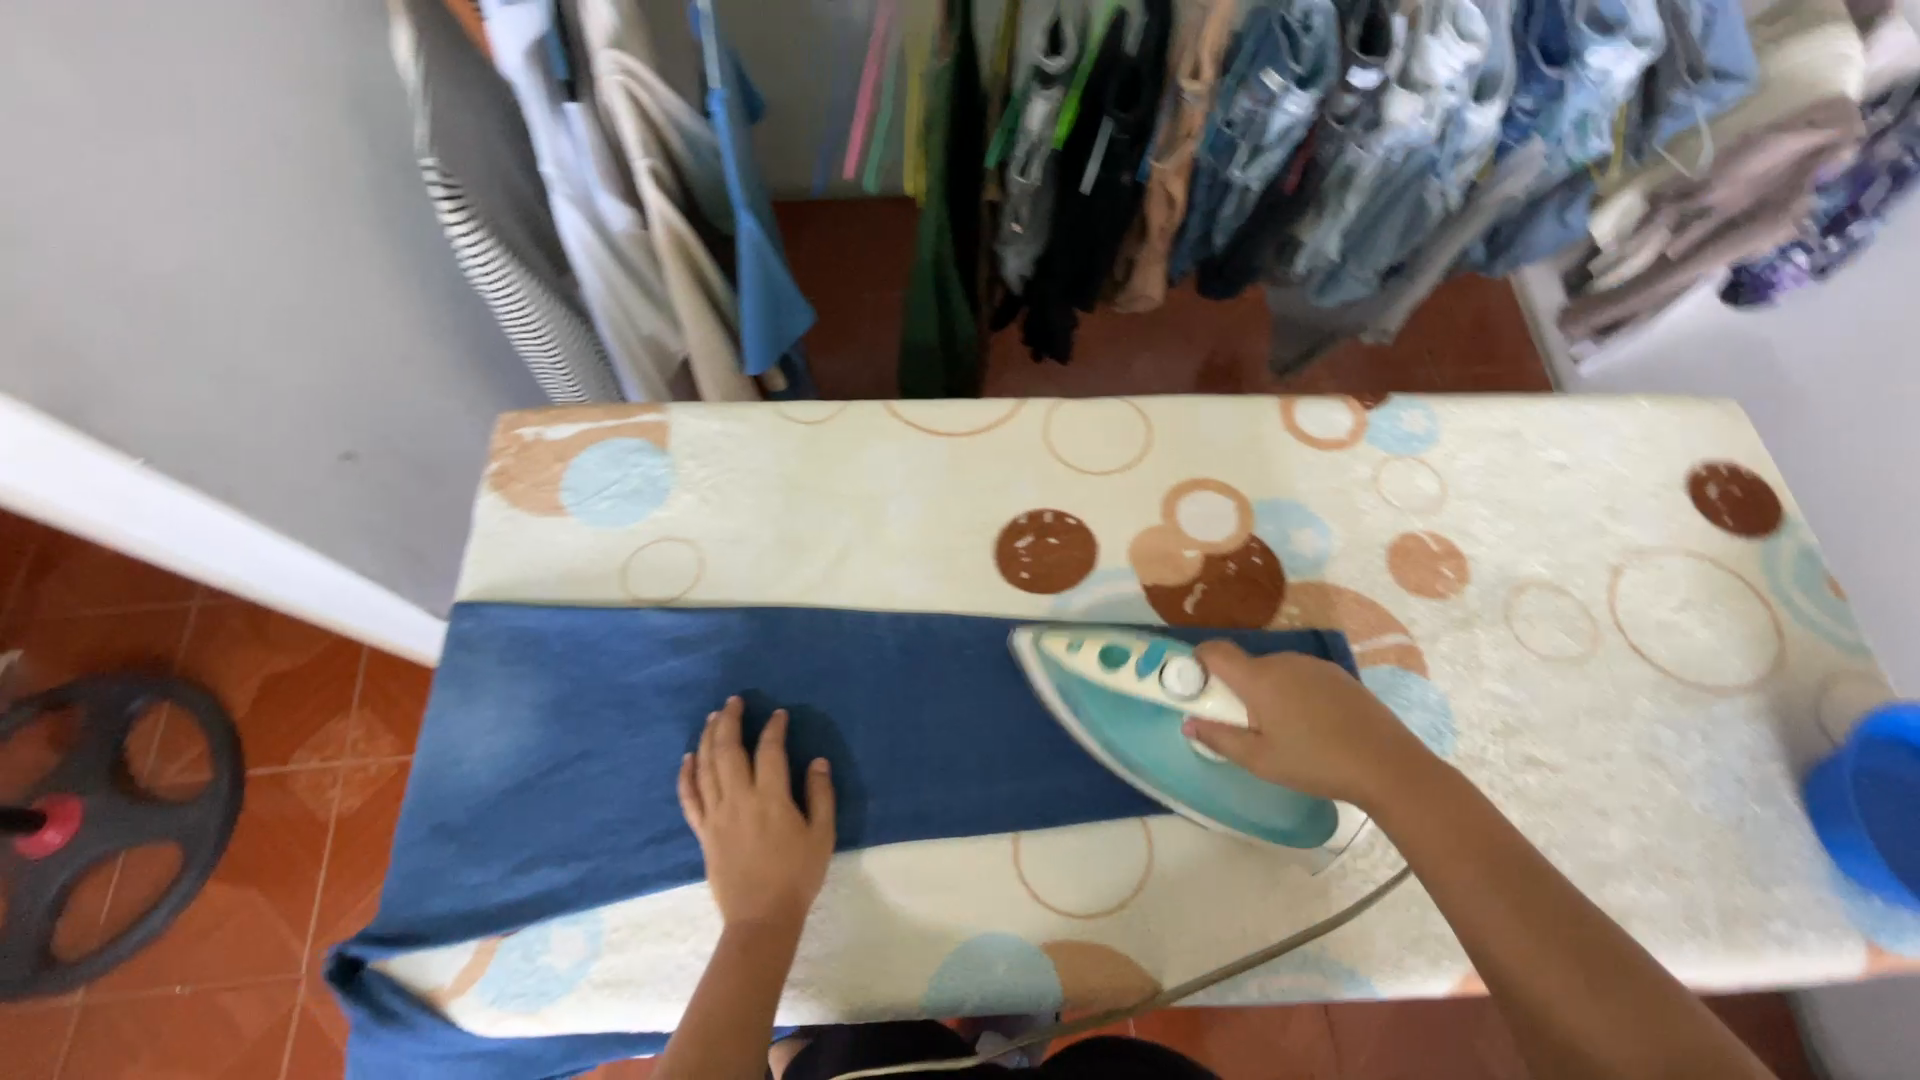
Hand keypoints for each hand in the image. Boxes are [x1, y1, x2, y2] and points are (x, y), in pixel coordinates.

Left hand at [678, 696, 836, 929]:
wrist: (761, 919)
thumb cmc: (797, 876)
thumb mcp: (822, 835)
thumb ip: (821, 795)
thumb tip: (817, 761)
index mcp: (771, 798)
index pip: (769, 751)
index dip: (773, 728)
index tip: (778, 714)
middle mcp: (739, 800)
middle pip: (728, 750)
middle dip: (730, 721)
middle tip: (734, 701)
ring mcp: (716, 816)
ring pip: (705, 768)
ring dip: (707, 738)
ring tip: (712, 718)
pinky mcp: (703, 833)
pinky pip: (689, 799)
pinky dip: (686, 776)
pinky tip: (687, 758)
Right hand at [1181, 641, 1440, 808]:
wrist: (1388, 765)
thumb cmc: (1316, 763)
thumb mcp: (1260, 760)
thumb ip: (1219, 738)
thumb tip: (1188, 723)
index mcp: (1259, 678)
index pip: (1215, 651)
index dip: (1197, 662)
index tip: (1195, 688)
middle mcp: (1283, 661)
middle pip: (1245, 666)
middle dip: (1236, 689)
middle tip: (1244, 726)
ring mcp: (1314, 665)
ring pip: (1274, 672)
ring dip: (1266, 692)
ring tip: (1282, 731)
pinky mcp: (1338, 675)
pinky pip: (1301, 677)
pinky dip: (1293, 694)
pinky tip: (1312, 726)